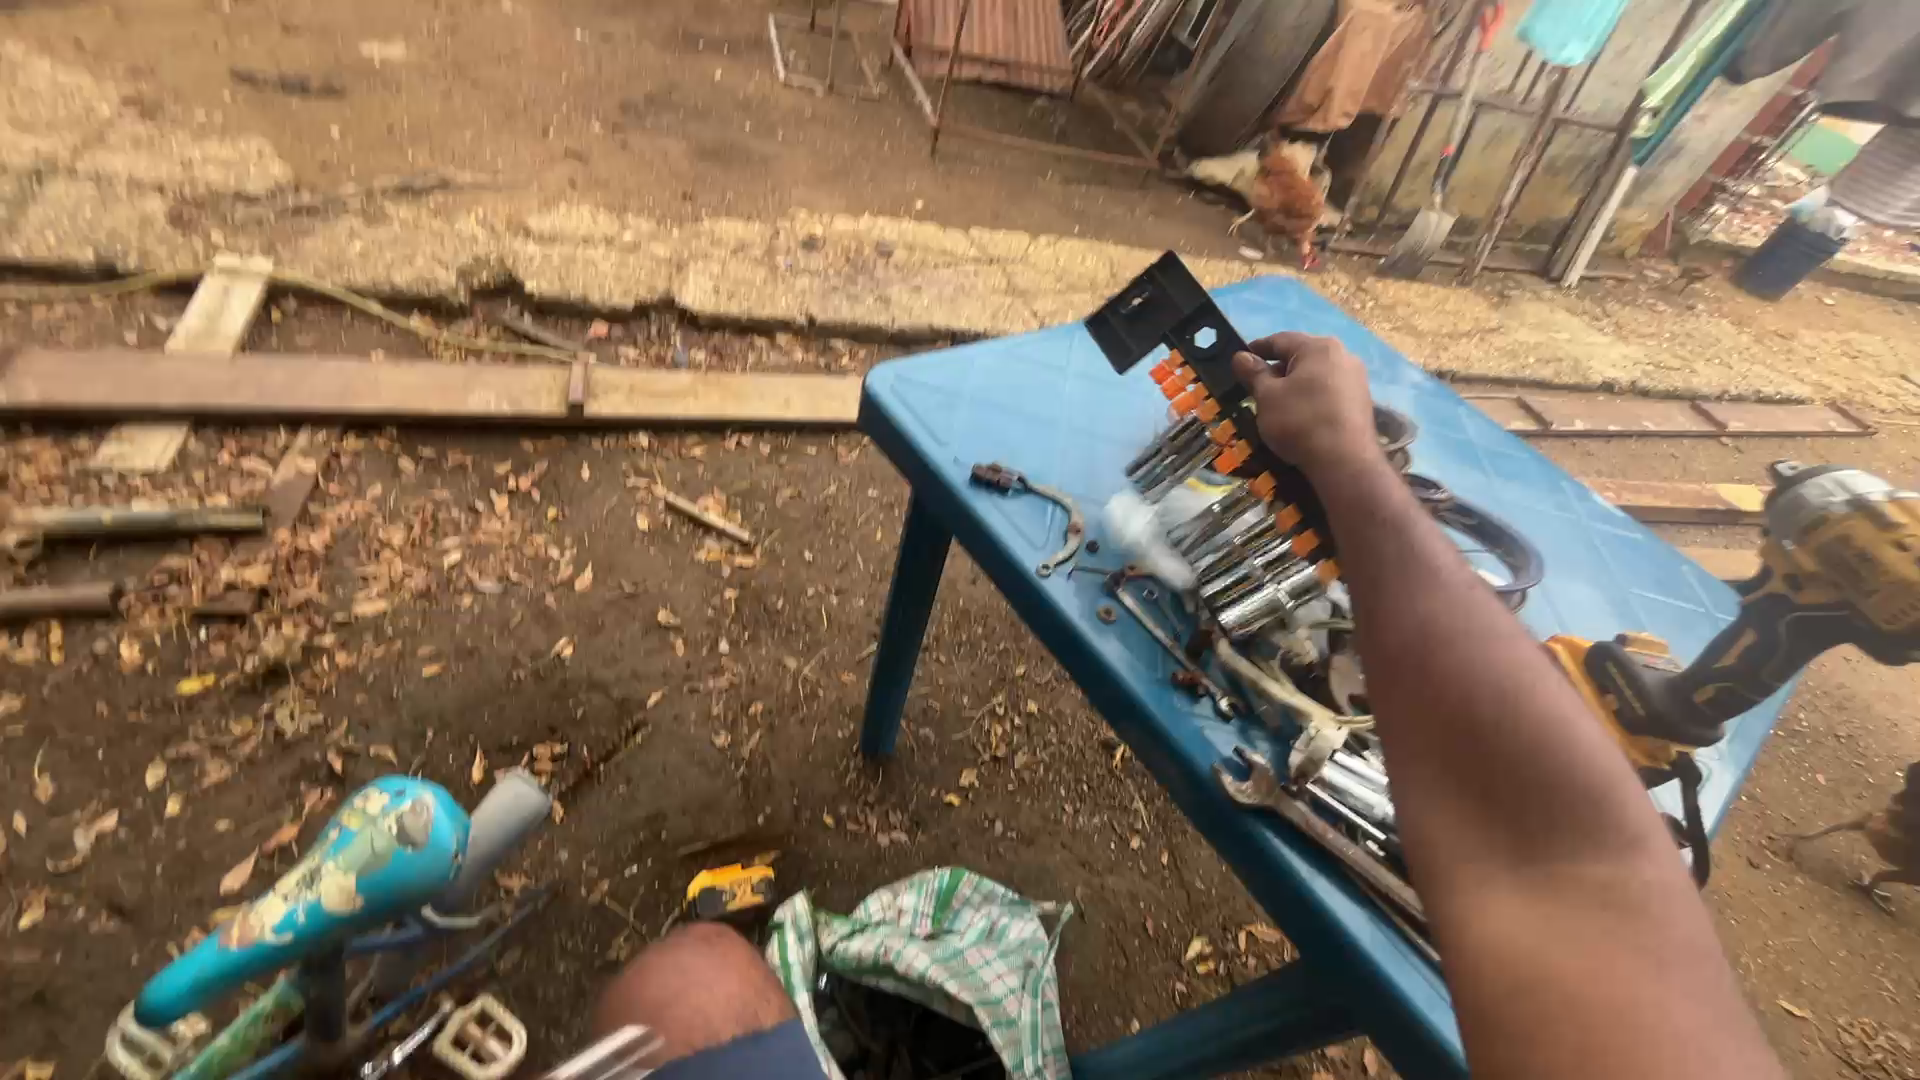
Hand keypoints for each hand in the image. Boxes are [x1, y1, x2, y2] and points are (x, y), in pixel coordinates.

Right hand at [1230, 333, 1379, 478]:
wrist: (1343, 460)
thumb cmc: (1299, 421)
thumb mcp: (1267, 396)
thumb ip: (1253, 373)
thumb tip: (1240, 356)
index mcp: (1318, 347)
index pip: (1280, 339)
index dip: (1256, 348)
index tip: (1239, 359)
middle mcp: (1342, 355)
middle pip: (1301, 355)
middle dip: (1277, 368)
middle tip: (1256, 386)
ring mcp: (1356, 377)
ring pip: (1316, 373)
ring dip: (1294, 383)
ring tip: (1276, 402)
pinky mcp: (1360, 400)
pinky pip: (1328, 389)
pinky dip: (1310, 396)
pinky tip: (1300, 414)